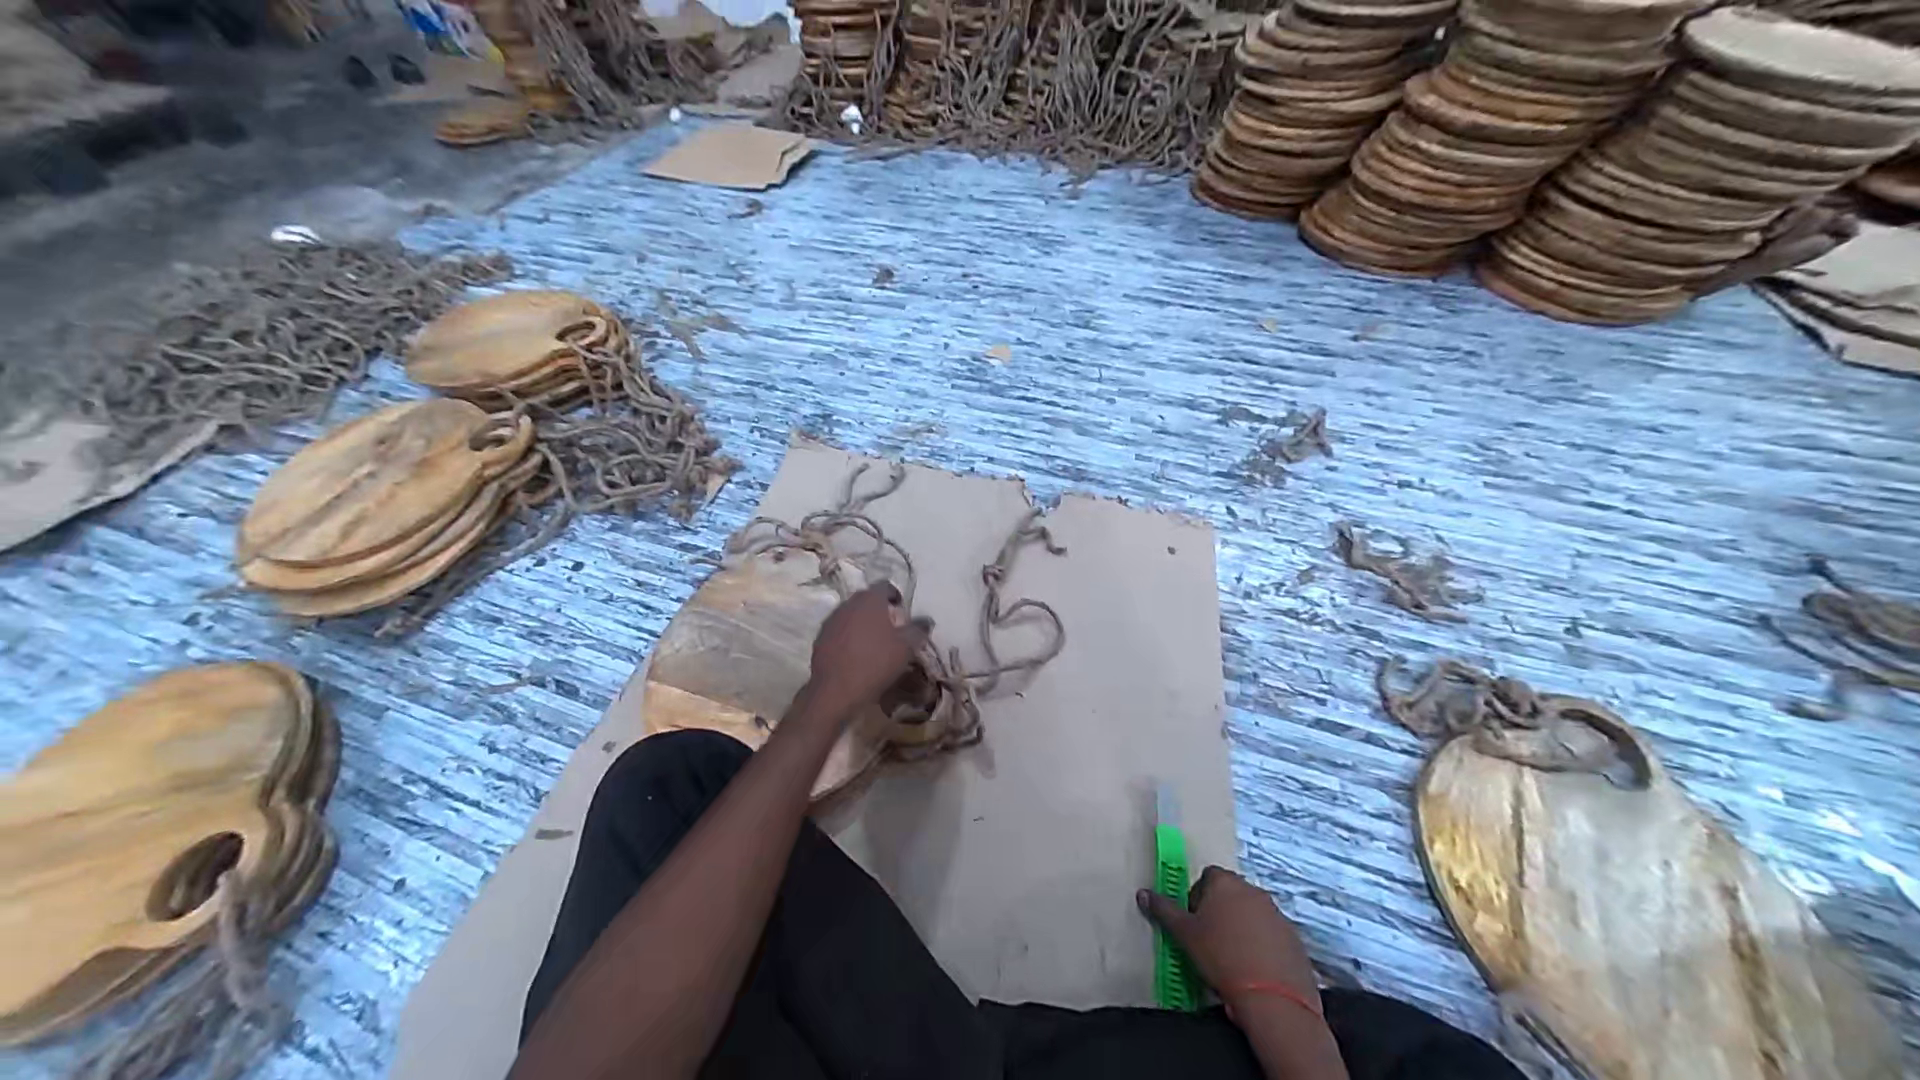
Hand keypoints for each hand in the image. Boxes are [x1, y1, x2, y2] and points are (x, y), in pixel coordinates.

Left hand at [804, 583, 931, 724]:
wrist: (836, 690)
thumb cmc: (876, 663)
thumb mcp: (906, 647)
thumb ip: (918, 629)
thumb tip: (926, 620)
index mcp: (870, 600)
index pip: (885, 586)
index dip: (896, 596)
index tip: (903, 611)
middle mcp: (848, 604)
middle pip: (866, 599)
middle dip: (879, 609)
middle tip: (891, 627)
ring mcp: (831, 620)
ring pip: (851, 614)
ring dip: (863, 622)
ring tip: (874, 641)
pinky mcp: (820, 638)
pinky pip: (840, 630)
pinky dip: (849, 636)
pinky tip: (856, 653)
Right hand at [1137, 867, 1319, 1016]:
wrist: (1273, 998)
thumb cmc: (1221, 957)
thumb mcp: (1184, 934)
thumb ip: (1163, 910)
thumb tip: (1142, 893)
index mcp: (1225, 882)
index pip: (1207, 876)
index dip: (1197, 896)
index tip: (1193, 921)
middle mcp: (1253, 890)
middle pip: (1230, 893)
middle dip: (1219, 910)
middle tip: (1209, 938)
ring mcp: (1277, 913)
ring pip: (1252, 913)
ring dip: (1241, 926)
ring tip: (1232, 956)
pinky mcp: (1294, 938)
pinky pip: (1271, 933)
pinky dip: (1262, 943)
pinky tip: (1254, 967)